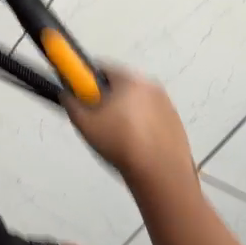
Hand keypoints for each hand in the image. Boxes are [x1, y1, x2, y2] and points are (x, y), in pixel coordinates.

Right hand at [65, 67, 195, 192]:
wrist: (162, 177)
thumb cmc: (120, 144)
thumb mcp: (83, 123)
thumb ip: (70, 101)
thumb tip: (67, 93)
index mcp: (129, 79)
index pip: (100, 68)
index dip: (86, 81)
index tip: (83, 98)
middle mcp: (151, 85)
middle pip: (120, 84)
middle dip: (107, 98)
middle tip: (98, 119)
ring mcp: (168, 105)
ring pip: (136, 101)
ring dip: (125, 112)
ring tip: (118, 137)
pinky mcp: (178, 123)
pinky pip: (152, 116)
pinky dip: (142, 125)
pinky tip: (136, 145)